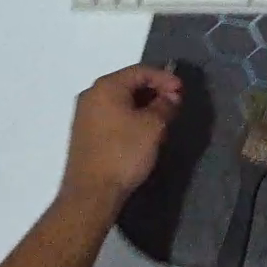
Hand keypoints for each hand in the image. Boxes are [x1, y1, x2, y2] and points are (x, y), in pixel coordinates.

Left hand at [58, 64, 182, 210]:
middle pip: (129, 84)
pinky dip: (130, 117)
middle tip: (175, 103)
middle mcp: (91, 95)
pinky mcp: (84, 133)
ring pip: (121, 100)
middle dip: (154, 91)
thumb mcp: (153, 127)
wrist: (91, 194)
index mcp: (106, 86)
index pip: (140, 71)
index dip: (164, 78)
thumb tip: (171, 96)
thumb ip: (165, 105)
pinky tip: (143, 131)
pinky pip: (112, 115)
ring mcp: (84, 115)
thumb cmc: (123, 153)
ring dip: (144, 105)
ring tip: (163, 118)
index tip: (182, 91)